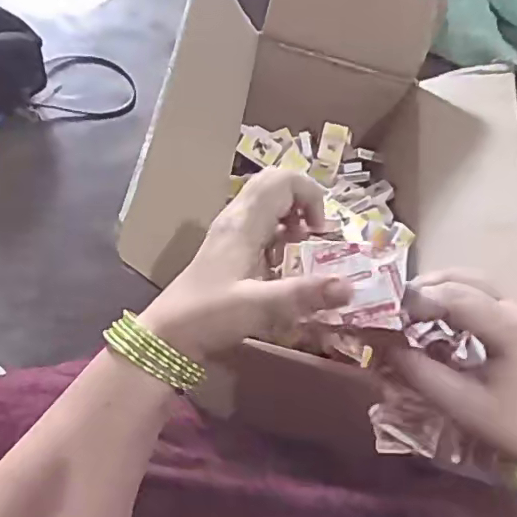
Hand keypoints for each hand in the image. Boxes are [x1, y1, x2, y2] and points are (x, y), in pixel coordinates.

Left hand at [140, 168, 351, 359]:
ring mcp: (228, 238)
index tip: (321, 233)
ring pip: (267, 210)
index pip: (284, 179)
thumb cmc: (207, 316)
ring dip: (291, 225)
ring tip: (300, 257)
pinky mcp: (225, 256)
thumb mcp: (258, 306)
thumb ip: (303, 295)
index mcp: (243, 223)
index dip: (311, 196)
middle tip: (314, 240)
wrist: (166, 337)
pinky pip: (258, 233)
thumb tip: (350, 287)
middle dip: (304, 207)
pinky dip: (277, 242)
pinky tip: (280, 272)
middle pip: (275, 188)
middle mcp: (235, 221)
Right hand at [378, 270, 516, 461]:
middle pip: (460, 279)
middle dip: (420, 292)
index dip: (414, 301)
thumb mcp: (455, 401)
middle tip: (388, 313)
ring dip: (432, 292)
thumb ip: (416, 368)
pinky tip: (426, 319)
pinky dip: (446, 299)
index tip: (381, 316)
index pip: (454, 297)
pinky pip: (473, 292)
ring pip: (466, 280)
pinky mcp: (513, 314)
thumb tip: (380, 340)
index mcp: (511, 328)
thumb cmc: (504, 425)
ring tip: (403, 315)